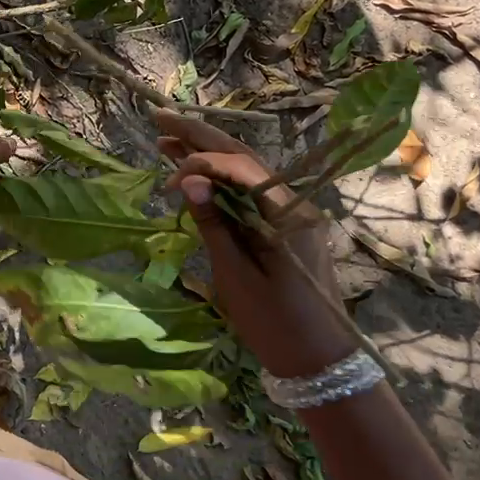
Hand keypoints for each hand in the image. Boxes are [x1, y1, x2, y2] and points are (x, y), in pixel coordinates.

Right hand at [153, 111, 358, 377]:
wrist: (321, 363)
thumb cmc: (277, 324)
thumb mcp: (237, 276)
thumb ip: (213, 224)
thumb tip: (187, 181)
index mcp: (288, 215)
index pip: (239, 168)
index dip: (199, 163)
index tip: (167, 183)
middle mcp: (293, 204)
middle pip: (241, 157)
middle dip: (199, 135)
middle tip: (158, 116)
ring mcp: (288, 214)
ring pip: (242, 169)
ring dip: (204, 151)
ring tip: (165, 136)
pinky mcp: (281, 226)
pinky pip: (246, 189)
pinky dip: (216, 176)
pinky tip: (191, 169)